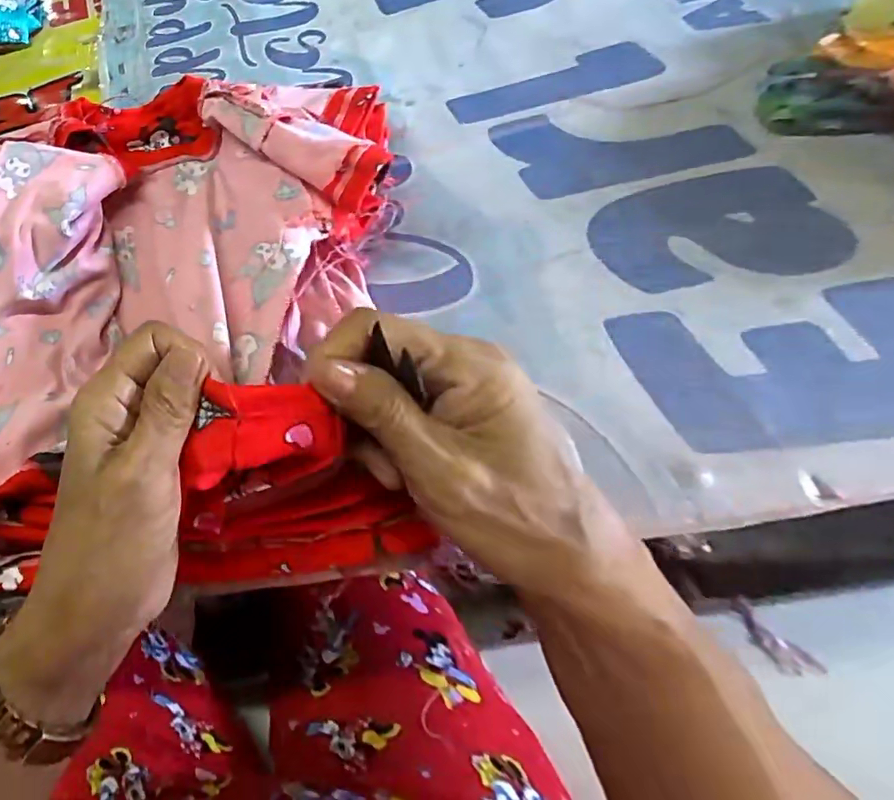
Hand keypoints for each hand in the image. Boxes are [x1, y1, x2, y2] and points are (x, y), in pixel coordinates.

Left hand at [0, 323, 208, 724]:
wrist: (93, 612)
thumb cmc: (113, 544)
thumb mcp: (143, 473)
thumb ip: (166, 410)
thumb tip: (192, 350)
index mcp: (104, 399)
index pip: (151, 341)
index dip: (188, 356)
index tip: (215, 397)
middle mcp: (118, 409)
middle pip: (169, 367)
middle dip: (204, 387)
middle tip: (225, 431)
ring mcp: (136, 438)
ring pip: (182, 401)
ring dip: (211, 418)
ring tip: (227, 450)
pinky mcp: (154, 465)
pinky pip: (185, 435)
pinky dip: (208, 442)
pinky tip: (222, 466)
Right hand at [306, 309, 643, 602]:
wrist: (576, 568)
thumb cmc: (513, 519)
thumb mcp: (436, 467)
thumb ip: (380, 410)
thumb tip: (322, 368)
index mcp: (467, 362)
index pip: (372, 326)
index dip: (333, 356)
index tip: (317, 405)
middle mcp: (461, 359)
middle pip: (371, 354)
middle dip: (351, 403)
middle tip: (365, 457)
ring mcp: (458, 383)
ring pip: (375, 382)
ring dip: (366, 427)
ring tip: (390, 475)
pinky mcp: (452, 407)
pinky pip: (394, 404)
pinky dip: (382, 436)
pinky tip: (400, 472)